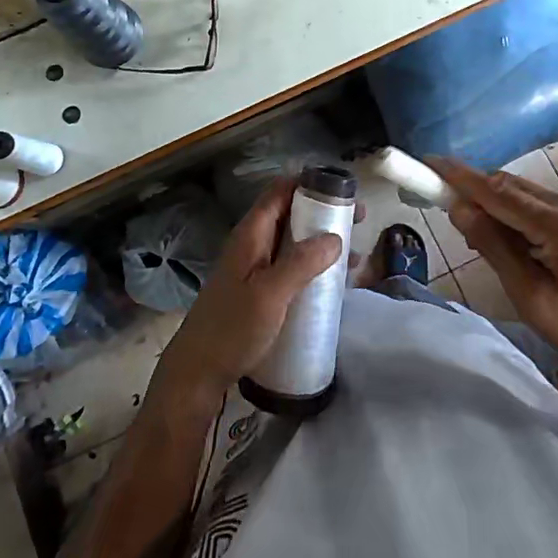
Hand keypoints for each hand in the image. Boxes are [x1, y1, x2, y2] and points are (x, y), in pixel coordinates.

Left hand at [154, 177, 343, 405]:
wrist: (198, 372)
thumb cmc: (232, 330)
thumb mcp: (270, 295)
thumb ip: (300, 263)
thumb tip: (334, 237)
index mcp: (250, 236)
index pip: (279, 193)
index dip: (310, 185)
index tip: (344, 191)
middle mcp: (251, 246)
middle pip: (289, 215)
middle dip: (323, 213)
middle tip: (358, 221)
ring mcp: (253, 270)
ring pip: (292, 244)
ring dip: (321, 243)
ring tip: (355, 254)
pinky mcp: (258, 293)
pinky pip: (290, 269)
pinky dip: (313, 268)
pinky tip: (334, 283)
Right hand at [432, 158, 557, 368]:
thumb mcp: (525, 290)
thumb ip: (492, 245)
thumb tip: (458, 208)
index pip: (498, 192)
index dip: (461, 177)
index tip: (428, 162)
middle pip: (504, 185)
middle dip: (469, 189)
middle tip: (438, 204)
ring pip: (512, 191)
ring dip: (484, 202)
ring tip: (468, 233)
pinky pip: (522, 204)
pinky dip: (499, 212)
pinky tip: (492, 236)